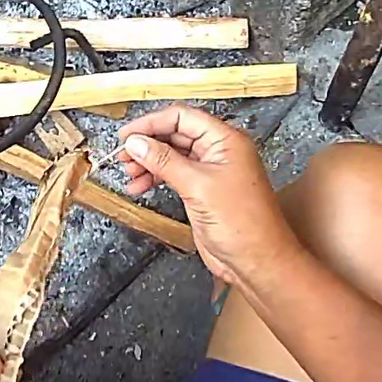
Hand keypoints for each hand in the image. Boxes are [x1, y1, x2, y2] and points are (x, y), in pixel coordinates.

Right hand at [117, 105, 300, 285]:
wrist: (258, 263)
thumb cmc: (244, 225)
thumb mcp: (197, 186)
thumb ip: (164, 161)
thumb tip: (136, 142)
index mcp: (224, 140)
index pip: (181, 118)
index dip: (151, 123)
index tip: (128, 135)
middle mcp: (218, 151)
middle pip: (174, 134)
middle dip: (147, 143)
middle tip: (124, 155)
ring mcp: (210, 171)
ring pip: (171, 155)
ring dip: (148, 162)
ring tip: (129, 173)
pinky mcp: (202, 190)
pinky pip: (173, 174)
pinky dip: (155, 177)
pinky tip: (140, 186)